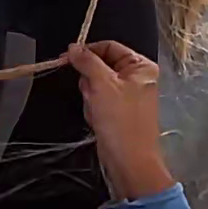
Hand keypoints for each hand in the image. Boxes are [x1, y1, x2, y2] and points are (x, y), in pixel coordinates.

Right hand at [67, 41, 174, 199]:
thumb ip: (87, 62)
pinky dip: (94, 109)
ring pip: (97, 85)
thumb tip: (73, 46)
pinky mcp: (118, 112)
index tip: (66, 58)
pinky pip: (99, 101)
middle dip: (91, 81)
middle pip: (101, 66)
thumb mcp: (102, 84)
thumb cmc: (120, 119)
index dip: (88, 51)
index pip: (109, 47)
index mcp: (141, 66)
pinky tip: (98, 120)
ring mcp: (128, 96)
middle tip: (93, 95)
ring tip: (97, 111)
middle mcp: (137, 78)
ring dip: (91, 97)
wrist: (129, 162)